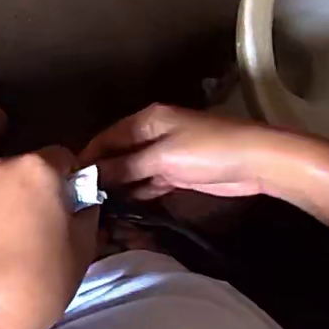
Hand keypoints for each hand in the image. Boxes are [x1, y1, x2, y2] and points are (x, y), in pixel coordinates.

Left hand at [0, 147, 99, 328]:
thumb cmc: (45, 274)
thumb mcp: (84, 244)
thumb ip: (86, 211)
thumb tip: (82, 202)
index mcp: (38, 167)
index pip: (64, 157)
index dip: (73, 178)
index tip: (75, 204)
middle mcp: (2, 167)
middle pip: (30, 169)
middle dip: (42, 187)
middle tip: (50, 223)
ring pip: (4, 185)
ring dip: (15, 200)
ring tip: (20, 238)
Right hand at [78, 104, 290, 199]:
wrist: (258, 163)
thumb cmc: (207, 151)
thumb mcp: (161, 158)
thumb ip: (124, 167)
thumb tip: (91, 176)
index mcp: (145, 120)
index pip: (106, 138)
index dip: (88, 157)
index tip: (69, 180)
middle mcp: (151, 134)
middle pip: (117, 155)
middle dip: (101, 174)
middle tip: (80, 200)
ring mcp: (164, 155)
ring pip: (132, 171)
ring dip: (118, 187)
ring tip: (96, 208)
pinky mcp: (177, 174)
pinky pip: (147, 183)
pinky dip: (136, 194)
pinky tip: (121, 209)